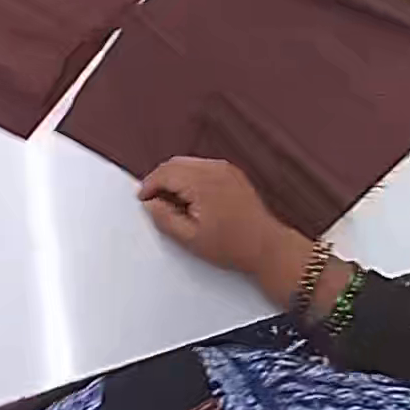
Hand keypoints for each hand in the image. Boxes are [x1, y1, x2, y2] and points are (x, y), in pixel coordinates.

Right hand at [138, 158, 300, 276]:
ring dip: (175, 177)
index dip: (149, 185)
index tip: (143, 199)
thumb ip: (165, 219)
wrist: (265, 246)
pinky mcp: (233, 174)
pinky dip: (191, 176)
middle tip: (153, 200)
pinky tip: (191, 197)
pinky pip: (203, 166)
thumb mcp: (190, 238)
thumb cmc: (234, 245)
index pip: (166, 173)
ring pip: (189, 163)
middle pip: (176, 163)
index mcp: (203, 183)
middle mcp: (216, 170)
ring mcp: (226, 169)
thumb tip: (151, 204)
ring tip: (172, 202)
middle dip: (160, 179)